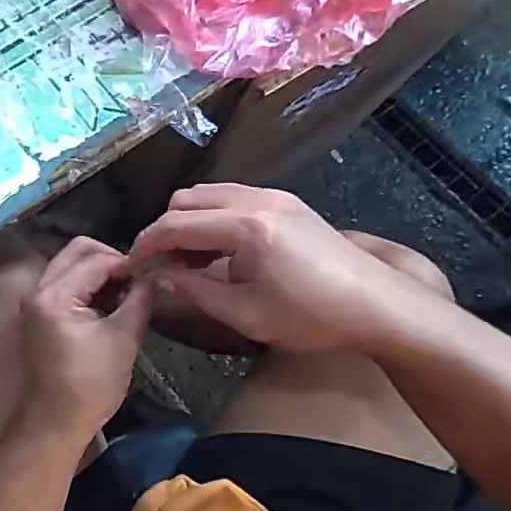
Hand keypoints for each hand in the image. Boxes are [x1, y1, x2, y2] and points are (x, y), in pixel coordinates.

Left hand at [19, 237, 153, 440]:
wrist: (55, 423)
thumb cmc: (90, 385)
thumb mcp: (124, 338)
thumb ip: (141, 299)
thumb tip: (156, 275)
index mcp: (54, 295)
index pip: (96, 260)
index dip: (129, 264)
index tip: (154, 275)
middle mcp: (38, 289)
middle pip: (78, 251)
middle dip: (112, 259)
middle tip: (138, 279)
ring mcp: (36, 300)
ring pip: (71, 263)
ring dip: (100, 271)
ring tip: (128, 290)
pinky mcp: (40, 312)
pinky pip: (66, 281)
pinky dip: (89, 284)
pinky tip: (111, 301)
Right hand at [130, 184, 452, 354]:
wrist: (378, 305)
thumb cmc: (312, 317)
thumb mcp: (246, 314)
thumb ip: (196, 291)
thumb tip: (161, 276)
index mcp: (246, 226)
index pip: (176, 223)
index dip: (147, 243)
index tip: (132, 264)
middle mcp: (257, 198)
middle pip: (188, 198)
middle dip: (165, 228)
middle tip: (162, 266)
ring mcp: (275, 196)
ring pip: (210, 194)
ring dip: (190, 221)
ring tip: (189, 261)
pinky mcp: (288, 202)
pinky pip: (234, 197)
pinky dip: (214, 217)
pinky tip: (220, 250)